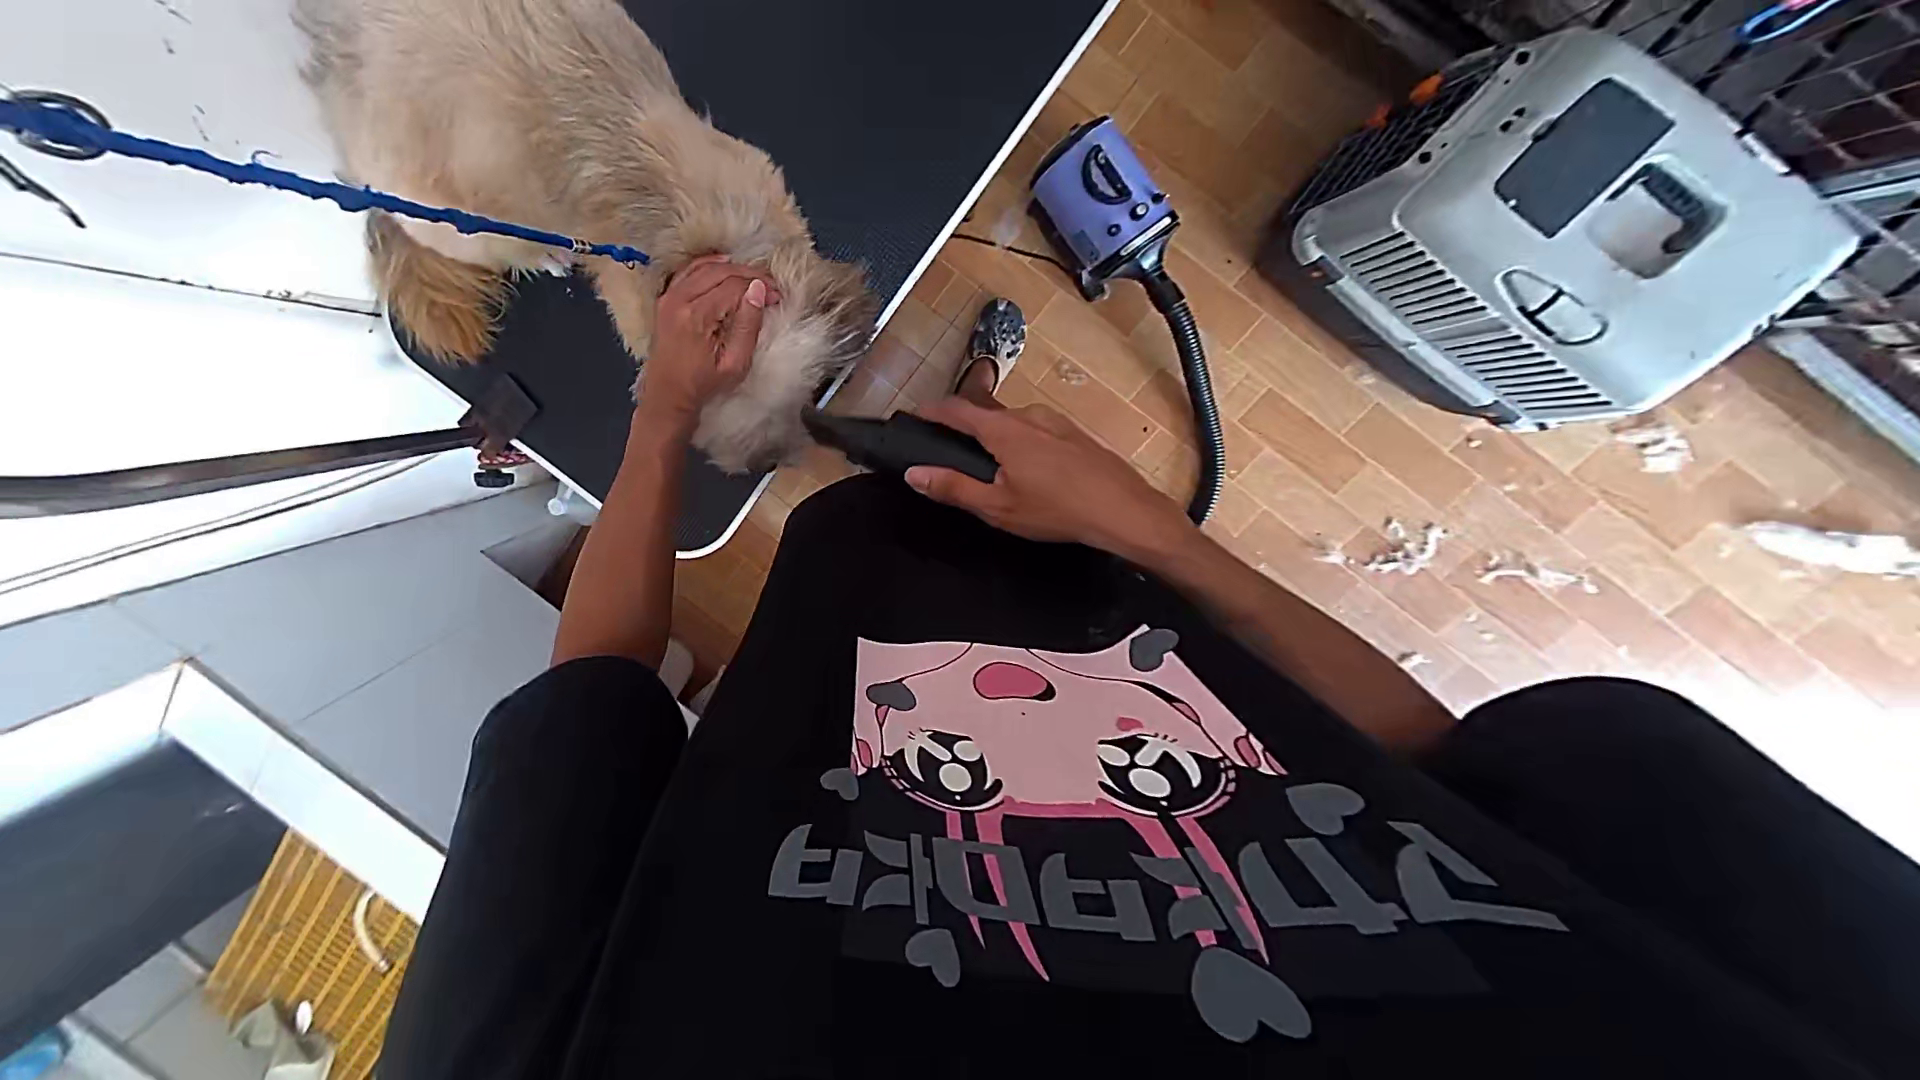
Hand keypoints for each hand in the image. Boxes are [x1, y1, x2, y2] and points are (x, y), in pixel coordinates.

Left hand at [636, 255, 779, 429]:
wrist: (669, 393)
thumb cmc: (704, 383)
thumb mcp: (735, 363)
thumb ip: (747, 325)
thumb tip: (758, 291)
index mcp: (697, 316)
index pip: (733, 286)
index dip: (759, 286)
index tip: (777, 296)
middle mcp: (680, 299)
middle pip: (719, 271)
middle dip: (748, 274)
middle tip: (770, 284)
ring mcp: (669, 296)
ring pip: (703, 266)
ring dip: (731, 267)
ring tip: (753, 277)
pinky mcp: (666, 298)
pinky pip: (688, 271)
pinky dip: (708, 264)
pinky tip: (723, 265)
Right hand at [904, 398, 1194, 559]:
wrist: (1123, 510)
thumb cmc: (1057, 510)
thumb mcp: (997, 507)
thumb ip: (953, 488)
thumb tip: (915, 474)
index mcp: (1003, 430)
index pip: (956, 409)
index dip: (931, 411)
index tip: (916, 416)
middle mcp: (1029, 415)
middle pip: (986, 415)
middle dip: (965, 429)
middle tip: (953, 454)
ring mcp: (1055, 421)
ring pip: (1013, 424)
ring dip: (996, 439)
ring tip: (994, 472)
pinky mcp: (1074, 433)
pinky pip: (1037, 431)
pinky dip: (1022, 444)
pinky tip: (1032, 474)